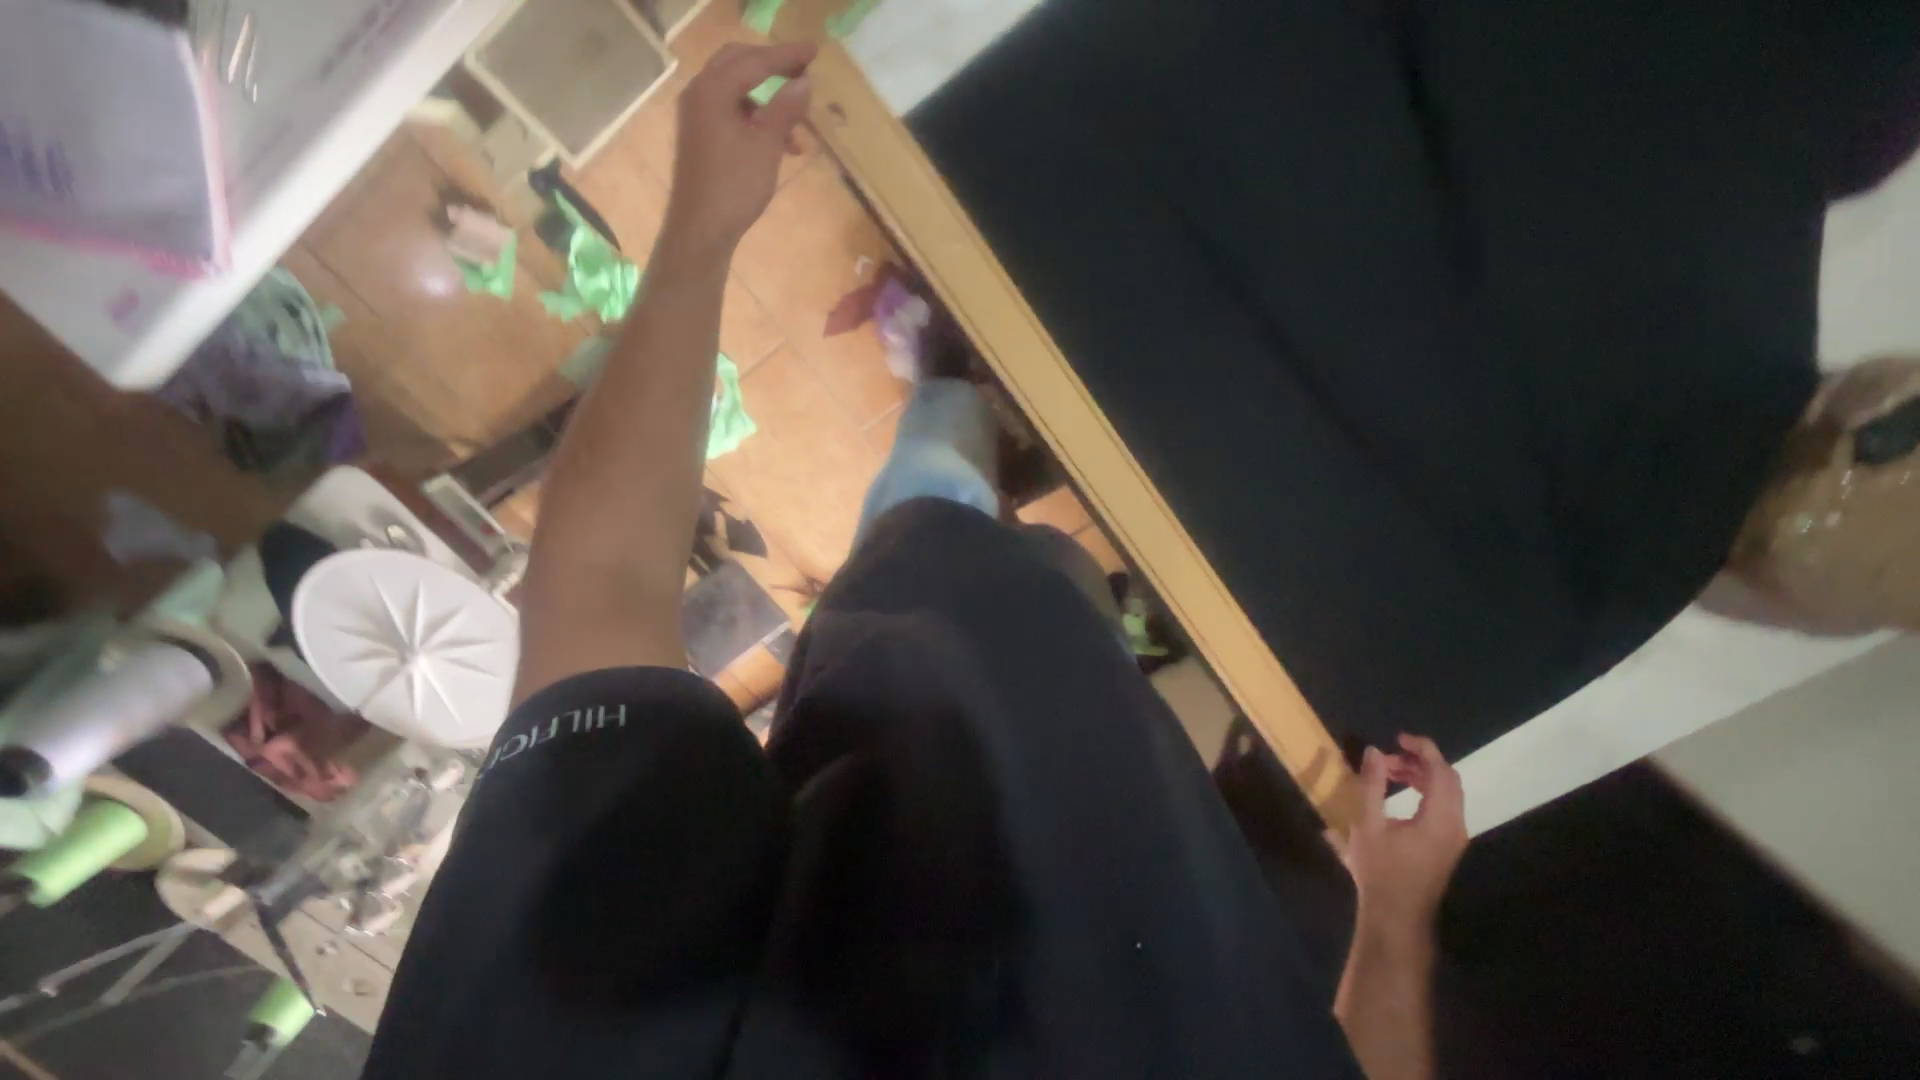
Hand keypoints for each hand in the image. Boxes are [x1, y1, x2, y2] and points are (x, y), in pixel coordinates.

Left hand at [662, 41, 817, 259]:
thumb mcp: (766, 146)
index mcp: (713, 89)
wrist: (701, 227)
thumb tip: (804, 82)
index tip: (815, 52)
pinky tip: (779, 141)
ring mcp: (696, 113)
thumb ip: (785, 109)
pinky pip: (729, 109)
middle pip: (738, 62)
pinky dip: (755, 115)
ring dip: (766, 95)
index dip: (786, 56)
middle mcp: (699, 92)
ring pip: (734, 88)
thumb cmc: (734, 187)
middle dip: (771, 65)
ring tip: (796, 117)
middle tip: (801, 69)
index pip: (755, 61)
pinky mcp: (699, 133)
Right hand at [1337, 735, 1468, 931]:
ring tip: (1390, 771)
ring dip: (1422, 776)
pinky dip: (1426, 791)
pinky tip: (1401, 793)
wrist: (1396, 915)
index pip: (1440, 771)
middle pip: (1448, 780)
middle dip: (1420, 761)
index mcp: (1440, 818)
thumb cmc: (1380, 870)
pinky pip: (1444, 807)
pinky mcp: (1448, 845)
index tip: (1397, 738)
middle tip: (1389, 756)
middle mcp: (1455, 825)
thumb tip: (1373, 751)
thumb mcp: (1368, 824)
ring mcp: (1455, 837)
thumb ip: (1372, 785)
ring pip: (1448, 794)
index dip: (1422, 749)